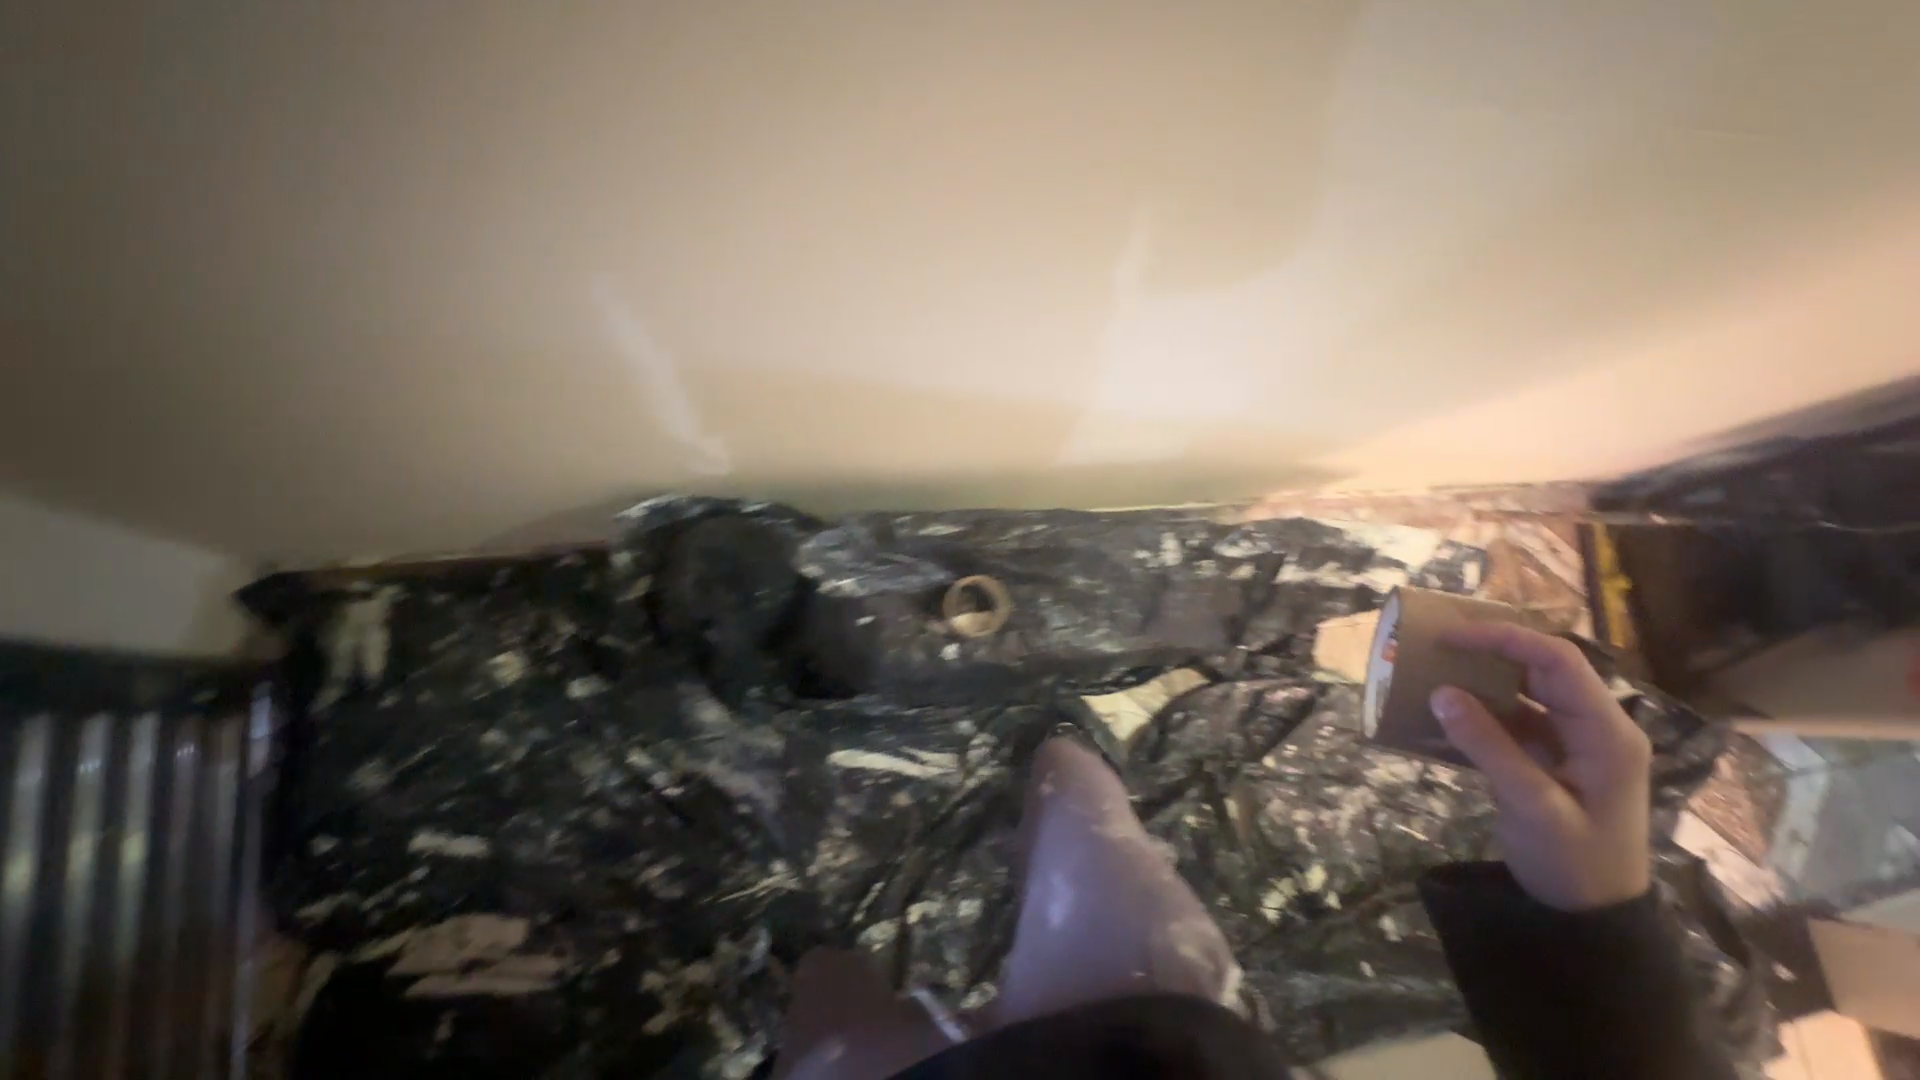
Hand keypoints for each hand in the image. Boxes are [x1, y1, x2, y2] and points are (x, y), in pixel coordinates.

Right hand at [1428, 624, 1652, 911]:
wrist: (1593, 916)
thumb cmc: (1573, 863)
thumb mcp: (1532, 807)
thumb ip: (1489, 747)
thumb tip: (1441, 692)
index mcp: (1606, 732)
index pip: (1557, 660)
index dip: (1504, 639)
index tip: (1448, 637)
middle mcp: (1594, 725)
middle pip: (1541, 667)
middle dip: (1487, 650)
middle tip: (1432, 646)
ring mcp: (1572, 741)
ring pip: (1524, 690)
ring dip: (1479, 678)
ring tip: (1431, 669)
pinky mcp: (1549, 756)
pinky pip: (1512, 718)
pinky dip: (1478, 709)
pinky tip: (1442, 711)